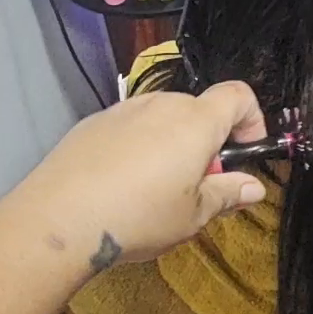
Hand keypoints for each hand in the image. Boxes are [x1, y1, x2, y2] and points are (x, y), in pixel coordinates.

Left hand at [10, 82, 268, 268]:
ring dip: (171, 144)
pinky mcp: (93, 122)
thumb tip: (253, 187)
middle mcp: (161, 104)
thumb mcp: (193, 216)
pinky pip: (130, 127)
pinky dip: (138, 146)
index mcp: (195, 122)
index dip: (252, 120)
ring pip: (162, 119)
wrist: (59, 218)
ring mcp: (124, 110)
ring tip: (155, 190)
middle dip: (207, 142)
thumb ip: (227, 194)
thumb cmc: (139, 217)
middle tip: (197, 187)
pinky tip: (120, 185)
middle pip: (198, 110)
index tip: (244, 154)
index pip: (238, 95)